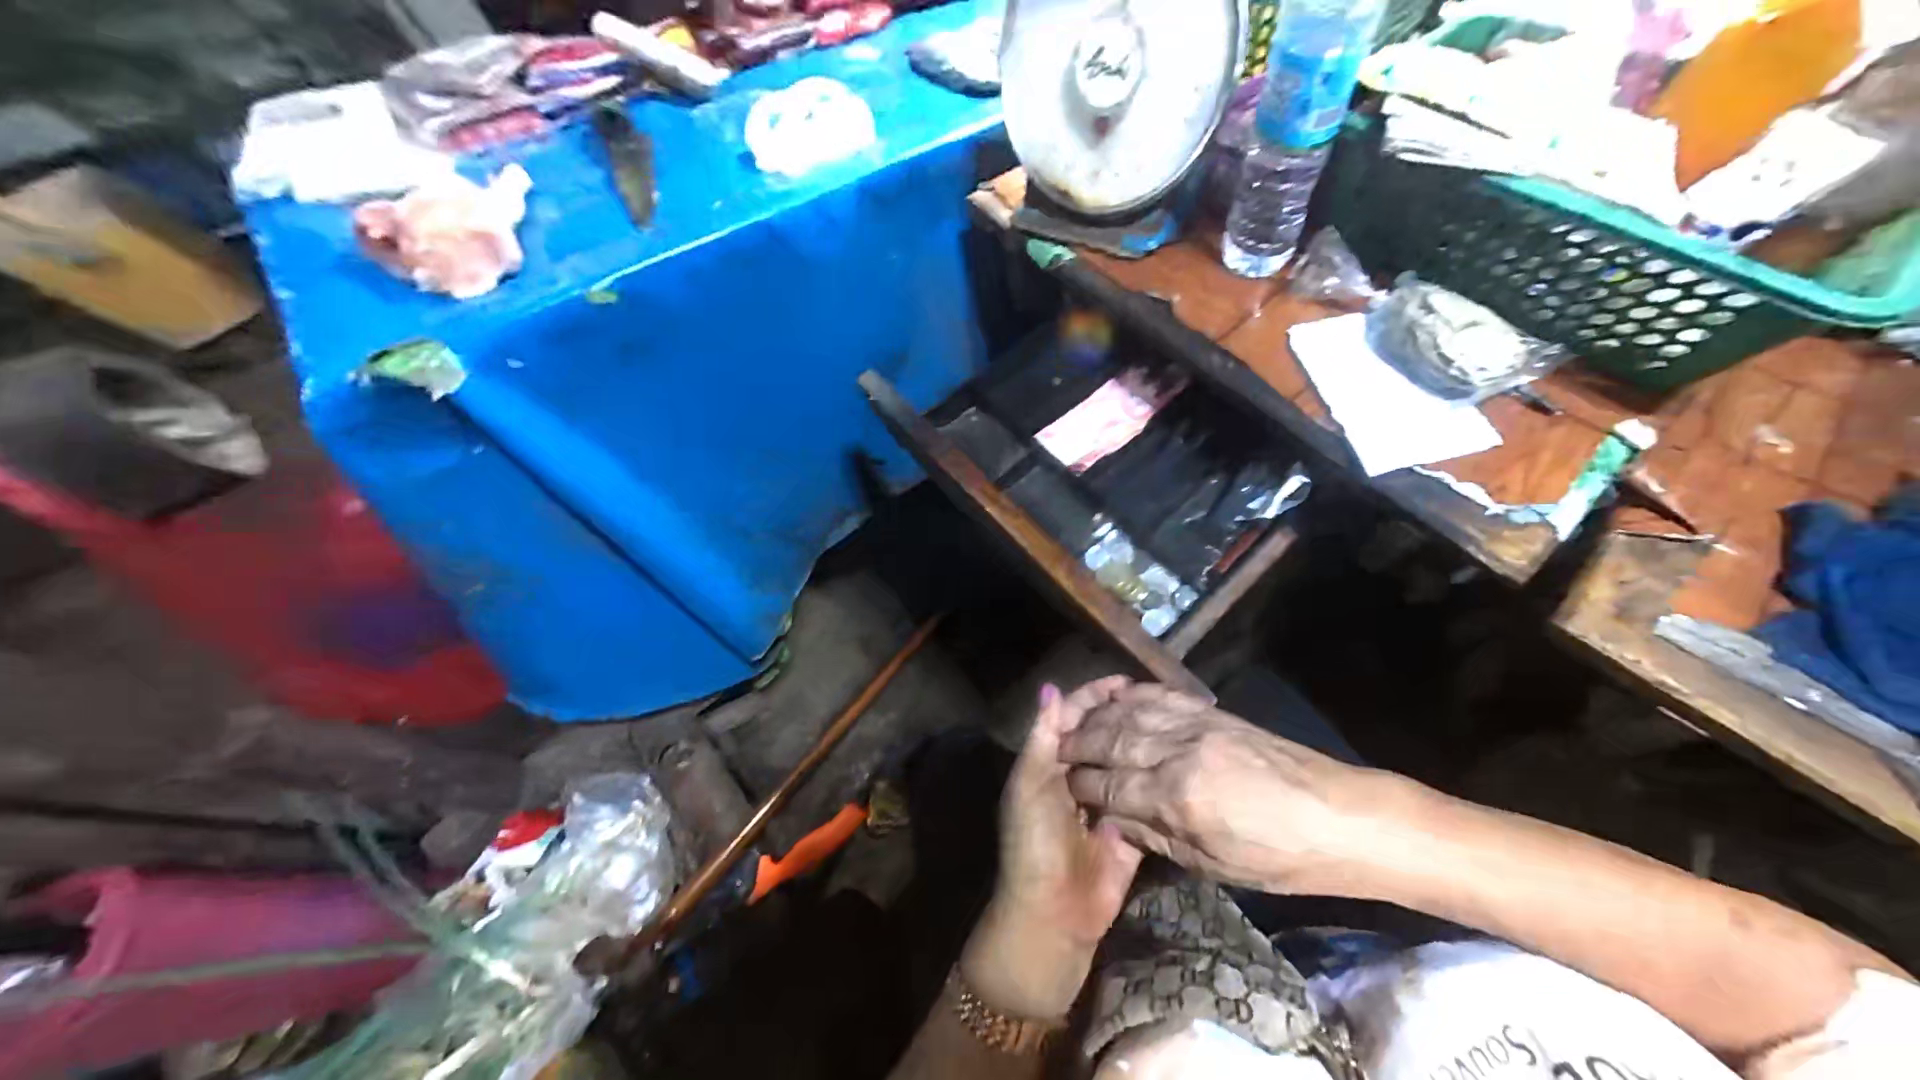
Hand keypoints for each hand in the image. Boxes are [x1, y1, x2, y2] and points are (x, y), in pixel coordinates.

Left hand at [961, 677, 1144, 1018]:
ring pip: (1125, 764)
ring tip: (1174, 721)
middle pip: (1102, 737)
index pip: (1072, 718)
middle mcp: (1077, 778)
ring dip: (1143, 744)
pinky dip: (1157, 782)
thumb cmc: (1033, 841)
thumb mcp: (1030, 784)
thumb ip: (1043, 737)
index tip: (1124, 681)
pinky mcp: (1131, 831)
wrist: (1053, 911)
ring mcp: (1106, 804)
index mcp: (1049, 764)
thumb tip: (1050, 687)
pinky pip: (1145, 800)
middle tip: (1159, 698)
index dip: (1093, 697)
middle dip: (1123, 716)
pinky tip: (1182, 763)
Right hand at [1059, 684, 1394, 894]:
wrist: (1344, 818)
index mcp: (1178, 798)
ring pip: (1131, 713)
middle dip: (1079, 743)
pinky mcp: (1213, 714)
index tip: (1062, 782)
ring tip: (1076, 720)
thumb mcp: (1214, 864)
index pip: (1110, 784)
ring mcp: (1197, 727)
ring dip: (1098, 714)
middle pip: (1112, 741)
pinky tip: (1117, 694)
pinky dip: (1134, 693)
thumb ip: (1156, 835)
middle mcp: (1180, 753)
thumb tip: (1111, 817)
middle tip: (1056, 747)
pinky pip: (1162, 696)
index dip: (1082, 784)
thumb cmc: (1280, 859)